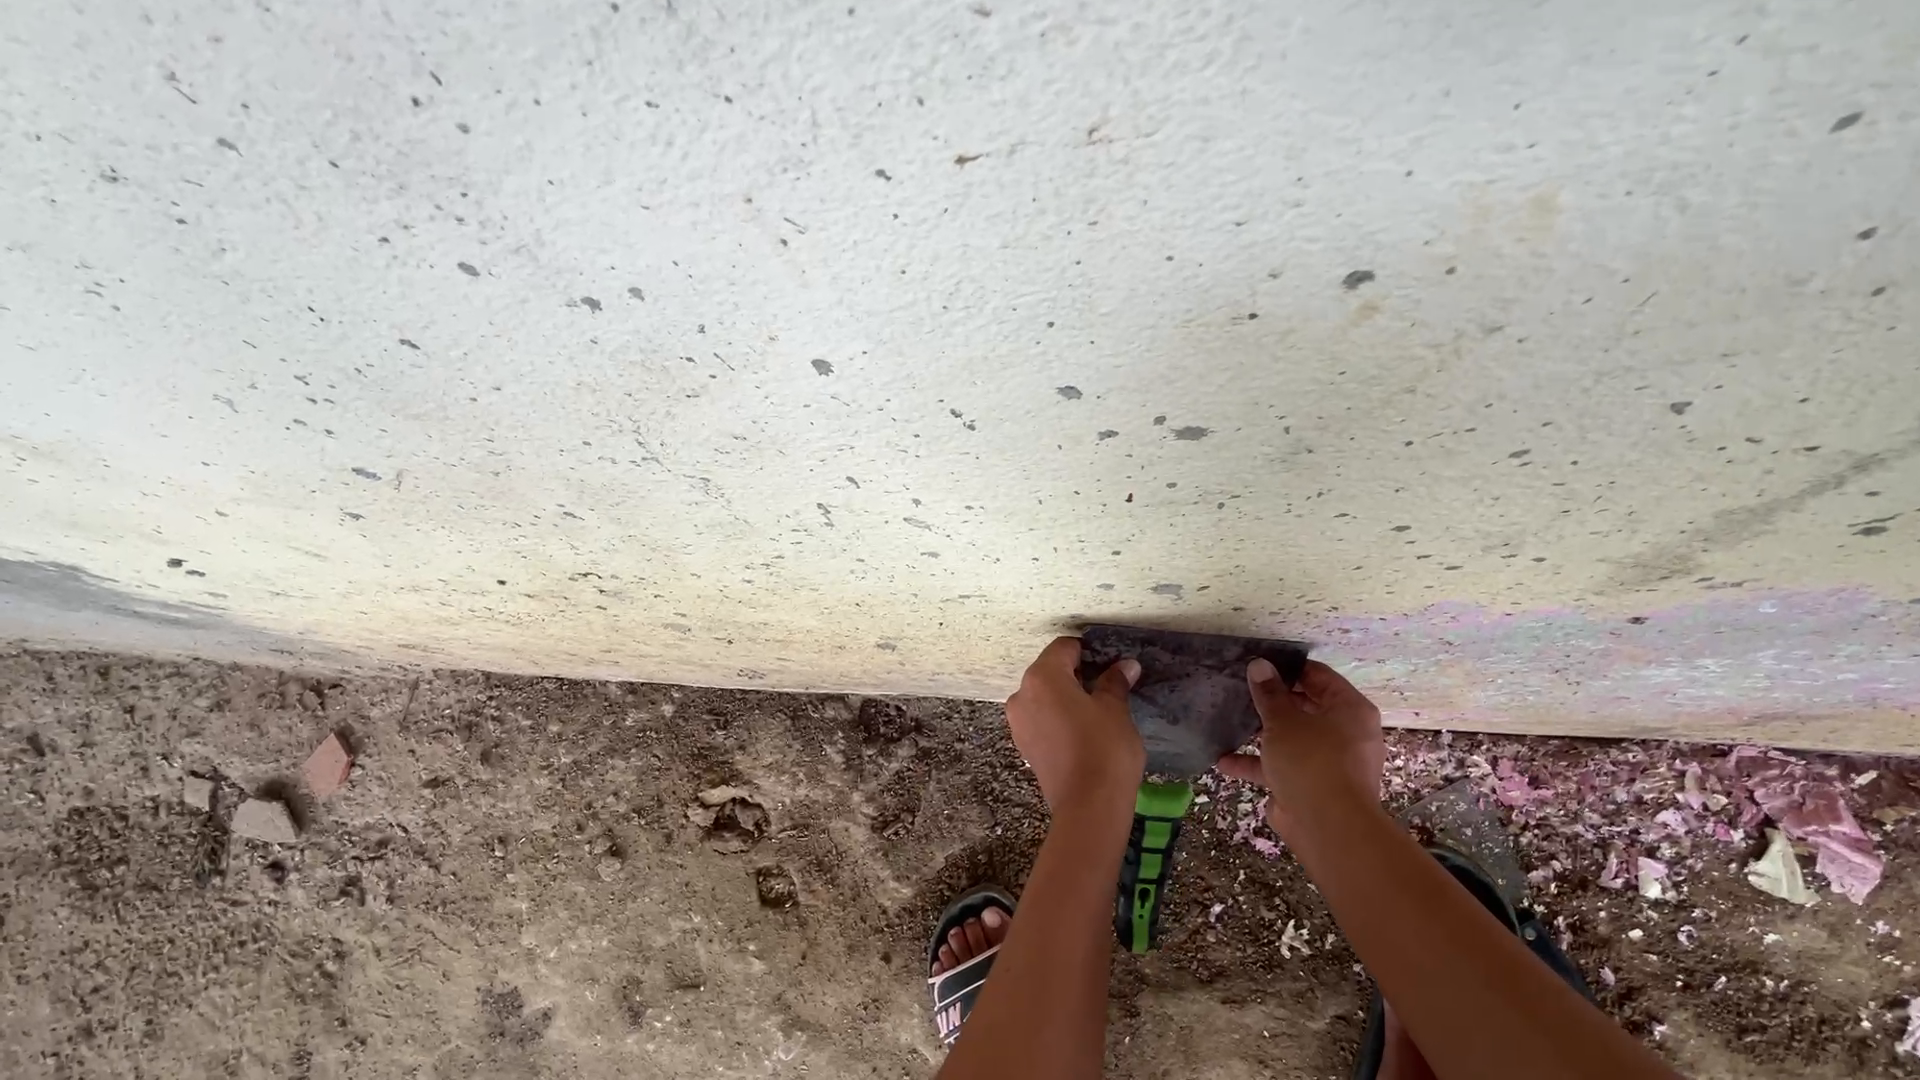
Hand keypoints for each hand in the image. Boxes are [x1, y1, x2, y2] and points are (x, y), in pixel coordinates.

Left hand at [1005, 637, 1145, 818]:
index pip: (1064, 648)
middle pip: (1050, 670)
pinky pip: (1040, 717)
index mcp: (1041, 677)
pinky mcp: (1023, 745)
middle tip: (1108, 686)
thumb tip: (1125, 666)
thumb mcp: (1114, 709)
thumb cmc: (1104, 748)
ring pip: (1044, 695)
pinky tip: (1082, 730)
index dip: (1089, 651)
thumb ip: (1115, 682)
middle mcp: (1021, 694)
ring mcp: (1018, 722)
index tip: (1111, 663)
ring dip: (1067, 696)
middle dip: (1077, 673)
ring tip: (1097, 710)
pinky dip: (1058, 716)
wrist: (1088, 806)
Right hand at [1215, 658, 1382, 842]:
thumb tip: (1259, 665)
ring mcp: (1329, 762)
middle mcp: (1345, 734)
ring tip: (1230, 721)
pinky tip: (1224, 761)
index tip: (1258, 665)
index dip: (1288, 669)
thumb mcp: (1283, 721)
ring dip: (1263, 734)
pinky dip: (1258, 764)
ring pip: (1292, 739)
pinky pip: (1283, 767)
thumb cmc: (1311, 761)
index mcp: (1350, 710)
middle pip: (1306, 707)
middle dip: (1273, 702)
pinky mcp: (1312, 786)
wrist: (1328, 827)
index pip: (1319, 677)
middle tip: (1241, 690)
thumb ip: (1269, 693)